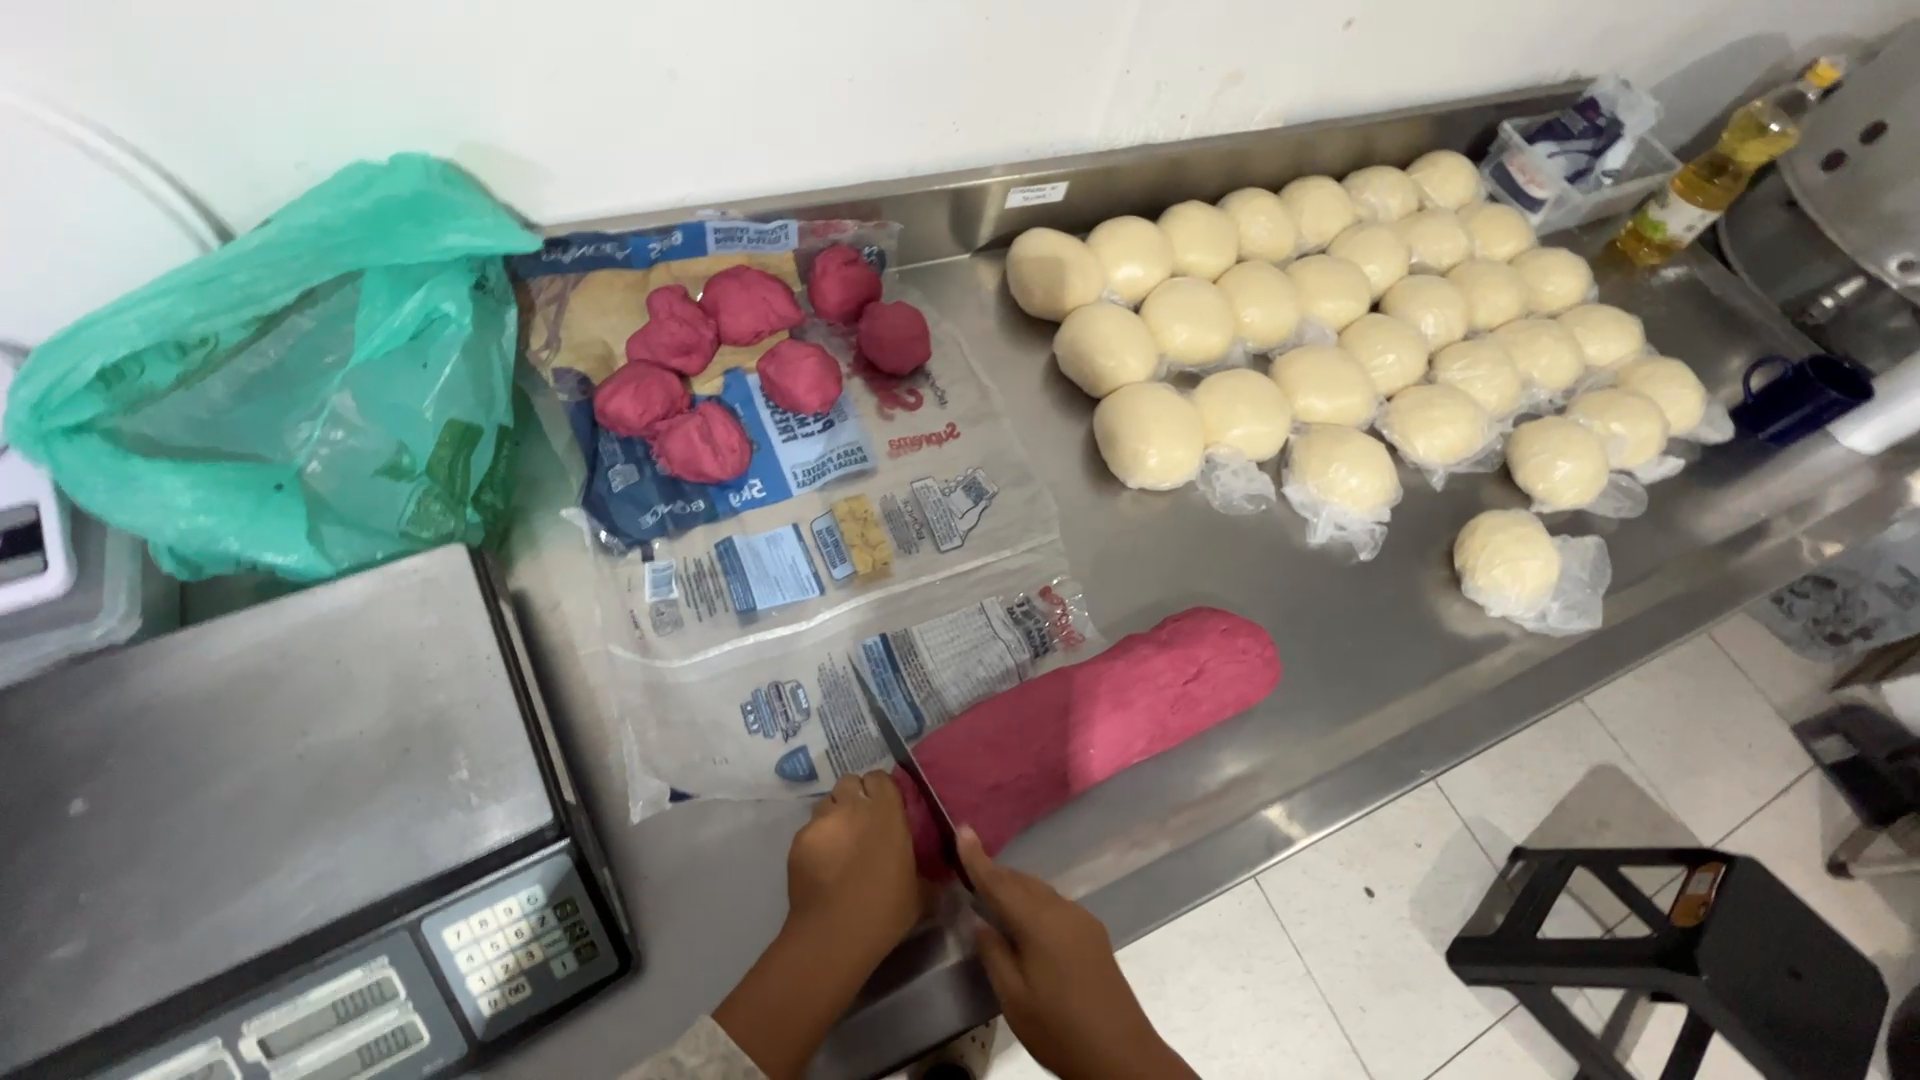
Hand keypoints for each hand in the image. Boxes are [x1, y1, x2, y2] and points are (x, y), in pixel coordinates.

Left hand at [785, 769, 921, 965]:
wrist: (834, 934)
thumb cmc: (885, 910)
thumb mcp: (920, 892)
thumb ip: (927, 873)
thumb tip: (936, 876)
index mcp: (886, 811)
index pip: (880, 777)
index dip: (881, 790)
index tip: (886, 809)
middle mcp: (852, 806)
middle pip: (849, 782)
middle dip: (855, 796)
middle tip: (861, 822)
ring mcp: (822, 821)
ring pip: (827, 802)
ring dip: (835, 815)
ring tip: (840, 842)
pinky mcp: (799, 840)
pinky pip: (809, 829)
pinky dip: (817, 839)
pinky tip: (822, 864)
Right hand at [958, 827, 1196, 1079]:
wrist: (1122, 1056)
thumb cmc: (1060, 1029)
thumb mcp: (1014, 998)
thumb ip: (994, 954)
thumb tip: (982, 923)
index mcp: (1039, 922)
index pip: (1000, 882)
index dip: (977, 858)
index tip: (962, 829)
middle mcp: (1063, 911)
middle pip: (1022, 882)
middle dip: (995, 873)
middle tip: (968, 869)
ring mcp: (1082, 921)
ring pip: (1040, 892)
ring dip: (1015, 888)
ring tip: (992, 897)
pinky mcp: (1094, 935)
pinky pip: (1055, 905)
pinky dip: (1034, 903)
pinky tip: (1025, 923)